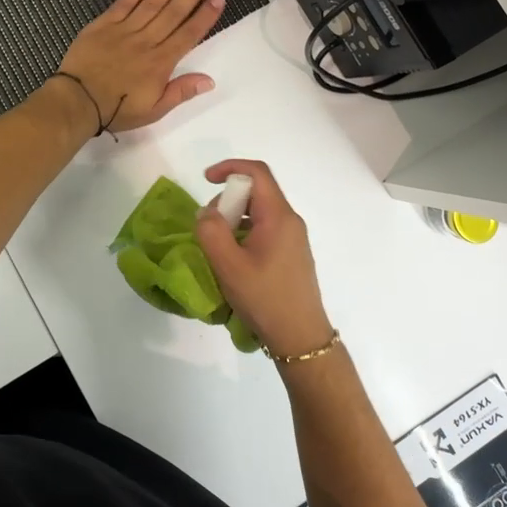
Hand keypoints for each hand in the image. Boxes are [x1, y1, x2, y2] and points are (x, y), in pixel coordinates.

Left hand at [52, 0, 223, 132]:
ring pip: (151, 3)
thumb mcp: (153, 110)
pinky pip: (123, 3)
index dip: (205, 15)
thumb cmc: (116, 109)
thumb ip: (181, 92)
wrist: (77, 101)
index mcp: (160, 63)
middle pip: (173, 13)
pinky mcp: (103, 24)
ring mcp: (124, 30)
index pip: (188, 34)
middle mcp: (146, 41)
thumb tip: (209, 80)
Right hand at [194, 160, 332, 357]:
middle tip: (209, 226)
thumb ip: (211, 231)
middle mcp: (290, 221)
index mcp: (278, 216)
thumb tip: (206, 212)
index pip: (257, 172)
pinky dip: (244, 233)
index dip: (230, 167)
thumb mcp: (228, 265)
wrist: (300, 339)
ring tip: (219, 247)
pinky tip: (234, 260)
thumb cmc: (265, 298)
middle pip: (257, 191)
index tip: (206, 179)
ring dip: (234, 218)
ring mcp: (293, 238)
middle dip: (227, 199)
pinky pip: (265, 229)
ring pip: (259, 211)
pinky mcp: (291, 254)